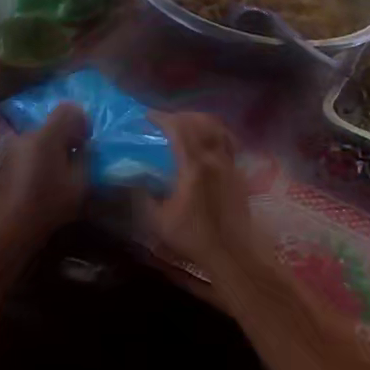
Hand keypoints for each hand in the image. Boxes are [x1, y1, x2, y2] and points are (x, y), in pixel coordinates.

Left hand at [0, 104, 89, 243]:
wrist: (9, 224)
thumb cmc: (48, 202)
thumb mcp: (79, 183)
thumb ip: (86, 159)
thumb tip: (86, 148)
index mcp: (47, 135)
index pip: (68, 109)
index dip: (81, 121)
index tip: (86, 142)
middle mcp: (26, 135)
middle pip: (52, 126)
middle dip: (66, 140)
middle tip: (76, 162)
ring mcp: (11, 149)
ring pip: (39, 141)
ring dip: (51, 151)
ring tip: (59, 176)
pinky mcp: (4, 163)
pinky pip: (27, 154)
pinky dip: (37, 161)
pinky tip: (41, 184)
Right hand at [142, 112, 262, 274]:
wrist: (231, 253)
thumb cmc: (192, 237)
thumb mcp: (158, 220)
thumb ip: (143, 194)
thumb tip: (131, 177)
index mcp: (194, 166)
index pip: (178, 129)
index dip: (161, 118)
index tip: (146, 117)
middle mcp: (215, 158)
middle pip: (199, 122)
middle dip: (179, 116)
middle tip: (163, 122)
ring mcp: (230, 165)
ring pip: (218, 129)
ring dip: (199, 122)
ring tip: (185, 127)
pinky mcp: (238, 175)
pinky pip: (228, 143)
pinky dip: (214, 135)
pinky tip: (206, 146)